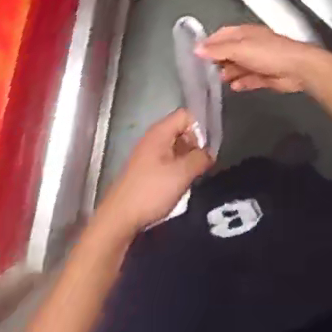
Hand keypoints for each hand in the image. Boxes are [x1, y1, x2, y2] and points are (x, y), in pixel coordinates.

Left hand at [90, 109, 213, 238]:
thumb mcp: (182, 173)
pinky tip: (182, 184)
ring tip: (194, 177)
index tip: (206, 150)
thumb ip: (200, 158)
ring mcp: (148, 154)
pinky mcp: (146, 170)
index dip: (199, 129)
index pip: (185, 115)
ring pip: (176, 148)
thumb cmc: (152, 191)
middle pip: (181, 131)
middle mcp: (152, 139)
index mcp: (159, 133)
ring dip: (188, 159)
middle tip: (202, 166)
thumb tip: (209, 153)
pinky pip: (168, 161)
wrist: (121, 216)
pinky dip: (178, 169)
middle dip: (195, 145)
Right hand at [195, 24, 330, 93]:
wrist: (298, 69)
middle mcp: (251, 45)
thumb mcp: (239, 49)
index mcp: (244, 34)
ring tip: (219, 80)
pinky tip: (234, 87)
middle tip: (204, 71)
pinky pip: (249, 79)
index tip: (196, 54)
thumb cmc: (268, 53)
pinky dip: (242, 82)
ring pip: (238, 67)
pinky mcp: (265, 76)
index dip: (209, 43)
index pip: (222, 35)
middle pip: (229, 52)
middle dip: (218, 60)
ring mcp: (259, 61)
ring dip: (229, 73)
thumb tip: (196, 50)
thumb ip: (218, 50)